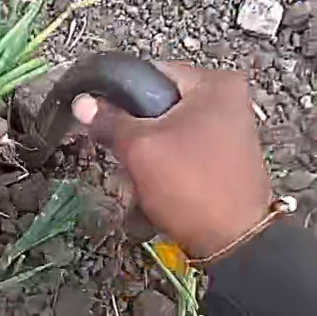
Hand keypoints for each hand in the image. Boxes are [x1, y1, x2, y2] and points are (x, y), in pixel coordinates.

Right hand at [73, 61, 272, 258]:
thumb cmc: (193, 188)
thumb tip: (84, 103)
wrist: (232, 241)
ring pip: (166, 135)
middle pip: (158, 108)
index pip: (151, 74)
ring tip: (142, 186)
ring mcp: (228, 132)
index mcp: (215, 84)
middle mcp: (228, 101)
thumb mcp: (140, 149)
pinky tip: (157, 194)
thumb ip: (110, 121)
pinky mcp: (223, 159)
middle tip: (127, 162)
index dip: (120, 98)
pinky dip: (165, 172)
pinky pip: (181, 155)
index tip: (104, 120)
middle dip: (135, 139)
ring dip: (146, 161)